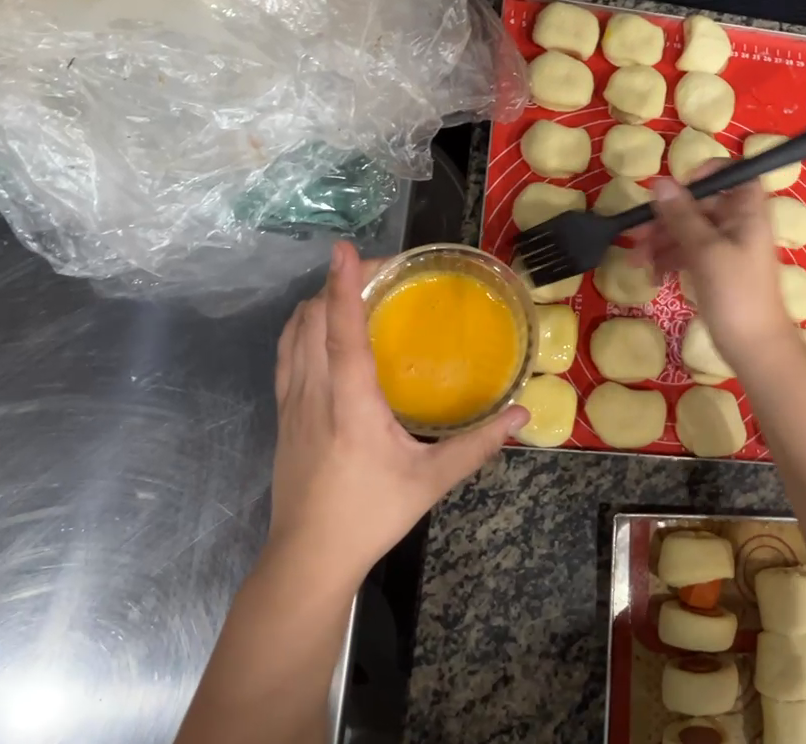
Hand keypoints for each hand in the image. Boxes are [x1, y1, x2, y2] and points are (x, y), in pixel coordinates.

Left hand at [267, 242, 527, 577]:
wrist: (308, 556)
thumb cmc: (371, 514)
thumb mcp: (432, 481)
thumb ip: (478, 444)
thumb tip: (524, 414)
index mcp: (350, 403)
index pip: (341, 330)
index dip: (343, 285)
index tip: (345, 248)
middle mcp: (314, 392)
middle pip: (311, 319)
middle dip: (335, 284)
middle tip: (376, 270)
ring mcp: (291, 402)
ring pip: (292, 333)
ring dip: (316, 303)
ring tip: (350, 291)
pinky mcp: (282, 413)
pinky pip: (285, 354)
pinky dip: (301, 327)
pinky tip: (320, 330)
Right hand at [632, 165, 795, 363]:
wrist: (754, 348)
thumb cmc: (736, 293)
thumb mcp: (705, 251)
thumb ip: (681, 215)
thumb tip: (659, 182)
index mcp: (747, 212)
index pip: (733, 173)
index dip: (707, 173)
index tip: (679, 188)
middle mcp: (738, 224)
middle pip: (700, 204)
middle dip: (667, 217)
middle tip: (637, 233)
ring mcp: (726, 248)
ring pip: (689, 230)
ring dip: (661, 241)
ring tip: (635, 262)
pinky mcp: (716, 270)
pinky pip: (689, 253)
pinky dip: (670, 259)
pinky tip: (653, 276)